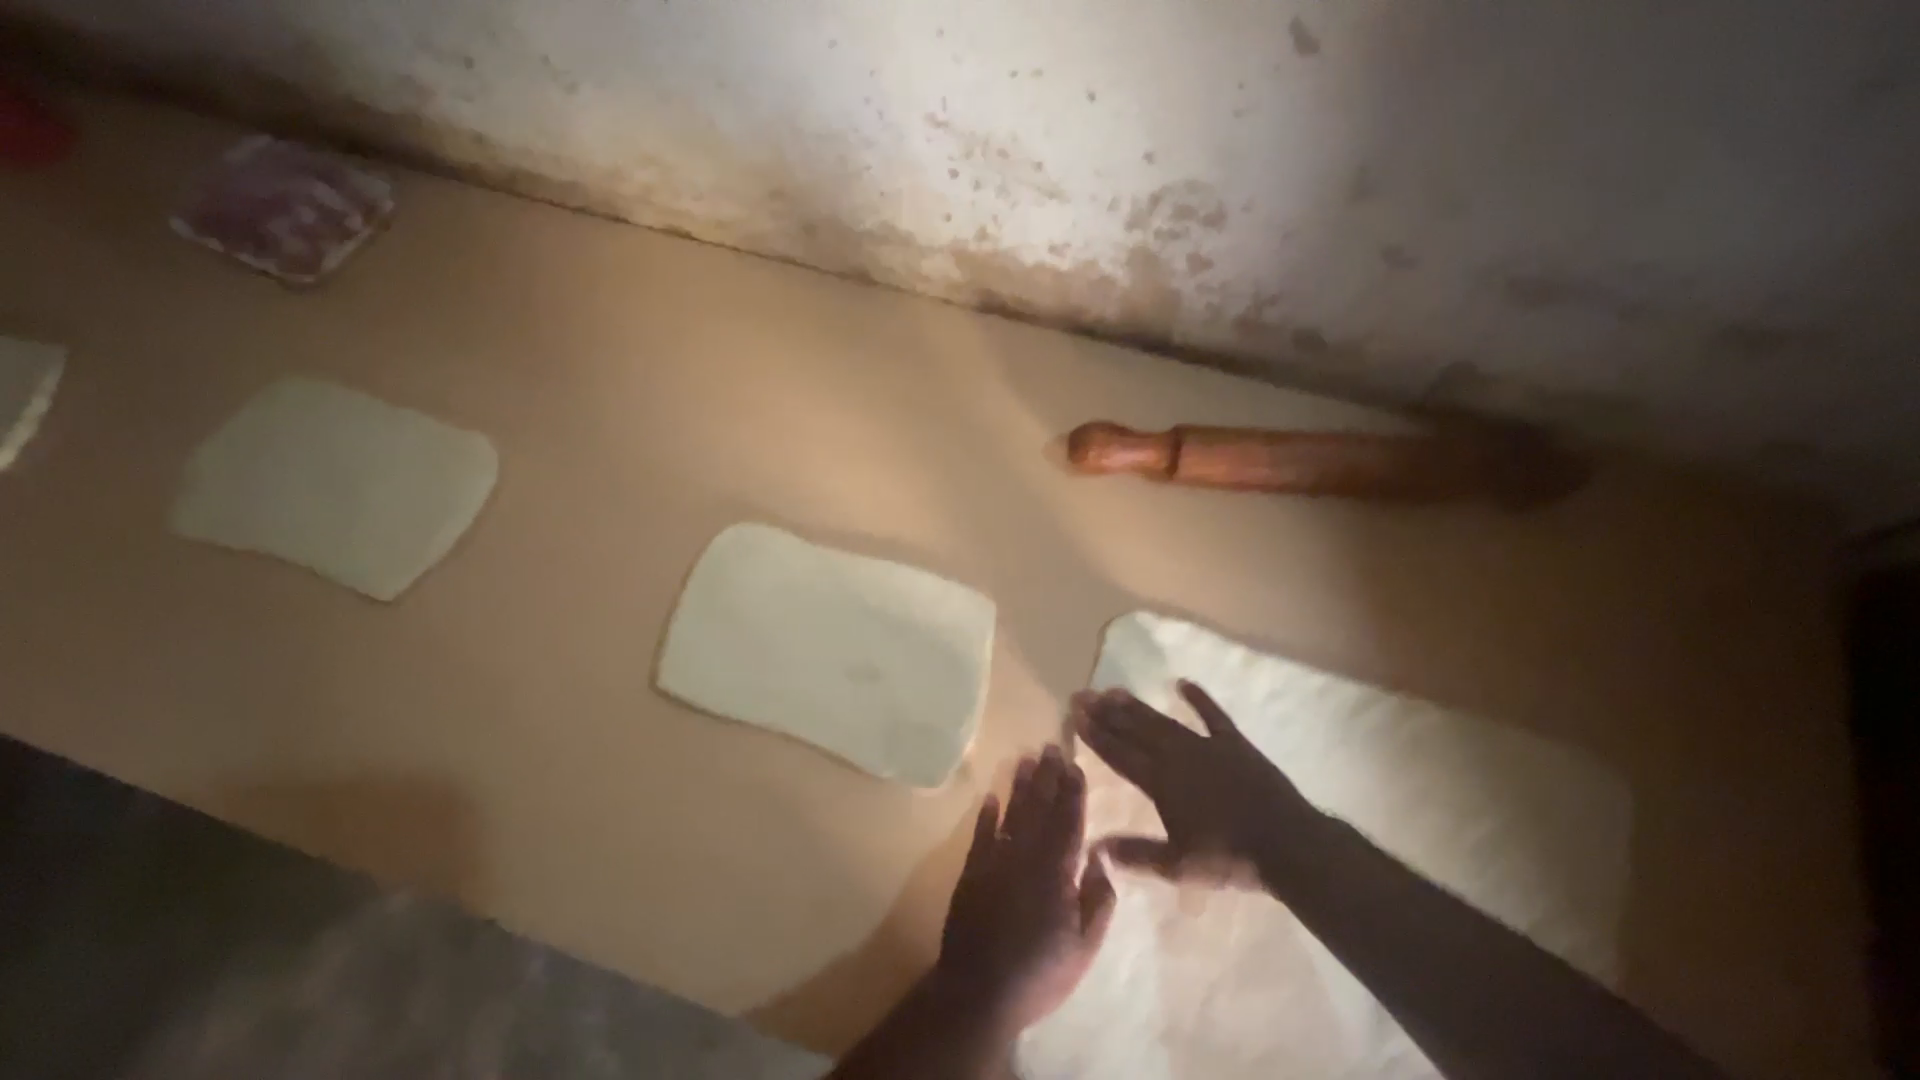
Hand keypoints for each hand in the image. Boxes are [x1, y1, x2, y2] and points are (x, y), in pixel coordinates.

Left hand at [934, 745, 1116, 1032]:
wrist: (979, 991)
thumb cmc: (1040, 974)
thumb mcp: (1084, 948)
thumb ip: (1098, 900)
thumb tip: (1099, 857)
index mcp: (1057, 874)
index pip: (1069, 823)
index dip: (1073, 794)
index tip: (1075, 766)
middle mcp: (1025, 858)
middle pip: (1039, 810)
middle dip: (1048, 778)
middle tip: (1051, 747)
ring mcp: (994, 863)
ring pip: (1010, 815)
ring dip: (1019, 786)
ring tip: (1026, 759)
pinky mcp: (970, 874)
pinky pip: (979, 835)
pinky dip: (985, 815)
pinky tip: (990, 796)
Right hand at [1073, 680, 1317, 886]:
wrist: (1287, 844)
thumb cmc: (1229, 857)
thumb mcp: (1178, 865)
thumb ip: (1136, 854)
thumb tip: (1096, 846)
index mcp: (1161, 784)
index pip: (1120, 755)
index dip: (1096, 735)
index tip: (1075, 716)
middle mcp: (1179, 757)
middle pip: (1136, 731)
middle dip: (1108, 713)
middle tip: (1083, 695)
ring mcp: (1208, 746)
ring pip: (1165, 721)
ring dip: (1138, 706)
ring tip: (1114, 690)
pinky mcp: (1236, 744)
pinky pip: (1214, 716)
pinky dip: (1199, 699)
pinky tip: (1183, 684)